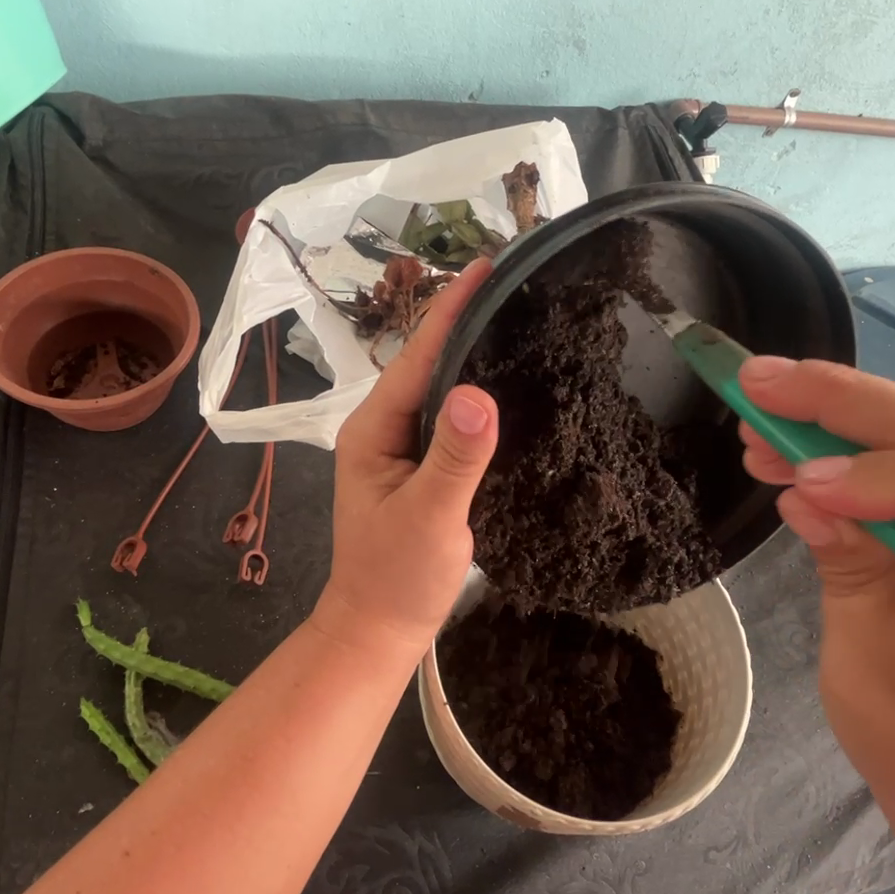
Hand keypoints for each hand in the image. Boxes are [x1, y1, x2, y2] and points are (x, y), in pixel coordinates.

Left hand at [315, 258, 498, 658]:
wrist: (379, 628)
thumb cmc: (396, 578)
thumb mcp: (428, 518)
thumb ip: (454, 458)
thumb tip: (479, 393)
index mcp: (376, 428)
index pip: (419, 355)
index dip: (453, 308)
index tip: (488, 264)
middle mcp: (384, 426)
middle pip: (428, 360)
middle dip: (466, 318)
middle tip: (516, 283)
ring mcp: (401, 446)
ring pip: (440, 386)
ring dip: (473, 351)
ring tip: (518, 317)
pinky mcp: (421, 466)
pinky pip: (450, 416)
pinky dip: (477, 392)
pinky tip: (507, 382)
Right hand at [737, 358, 894, 875]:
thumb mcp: (868, 682)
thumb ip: (853, 576)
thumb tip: (809, 491)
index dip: (893, 469)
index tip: (801, 482)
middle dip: (853, 405)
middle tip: (758, 382)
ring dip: (846, 417)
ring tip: (760, 408)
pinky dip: (862, 450)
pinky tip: (797, 447)